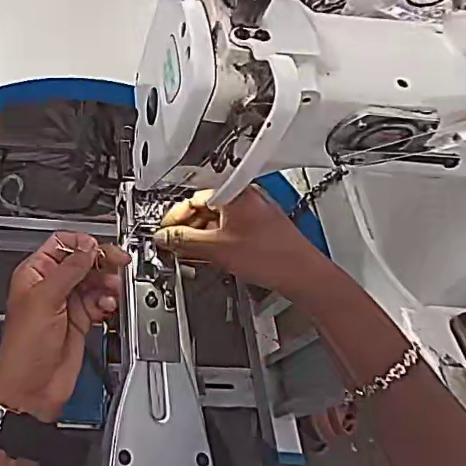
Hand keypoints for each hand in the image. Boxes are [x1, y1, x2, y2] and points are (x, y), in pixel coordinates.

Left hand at [0, 232, 129, 422]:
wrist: (33, 388)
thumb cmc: (24, 349)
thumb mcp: (45, 300)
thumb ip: (69, 271)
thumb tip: (87, 248)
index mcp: (35, 274)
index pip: (61, 245)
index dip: (80, 244)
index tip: (96, 247)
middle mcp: (51, 286)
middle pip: (82, 262)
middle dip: (101, 262)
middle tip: (118, 263)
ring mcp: (68, 303)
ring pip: (95, 281)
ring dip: (107, 283)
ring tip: (113, 289)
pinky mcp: (81, 320)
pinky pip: (100, 302)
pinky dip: (107, 301)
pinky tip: (107, 306)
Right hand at [152, 186, 338, 302]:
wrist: (301, 273)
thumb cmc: (272, 256)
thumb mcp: (216, 248)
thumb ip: (183, 241)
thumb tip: (164, 237)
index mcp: (234, 191)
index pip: (191, 198)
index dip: (174, 218)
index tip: (165, 233)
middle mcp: (246, 194)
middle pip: (204, 207)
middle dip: (187, 228)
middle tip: (175, 245)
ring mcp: (255, 209)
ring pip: (217, 218)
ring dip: (202, 235)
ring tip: (194, 253)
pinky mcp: (261, 224)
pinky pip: (231, 226)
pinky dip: (218, 239)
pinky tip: (214, 255)